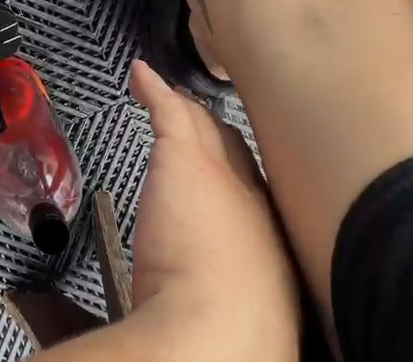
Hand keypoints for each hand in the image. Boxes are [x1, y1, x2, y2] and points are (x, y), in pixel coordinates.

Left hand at [121, 60, 300, 359]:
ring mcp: (220, 175)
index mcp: (271, 243)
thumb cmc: (226, 338)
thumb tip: (200, 312)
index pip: (252, 194)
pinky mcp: (184, 158)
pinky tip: (140, 77)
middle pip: (234, 152)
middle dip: (216, 135)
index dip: (236, 177)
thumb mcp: (235, 315)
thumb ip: (223, 298)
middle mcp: (255, 202)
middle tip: (195, 119)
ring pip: (202, 127)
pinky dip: (153, 91)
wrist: (217, 331)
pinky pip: (167, 112)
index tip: (222, 172)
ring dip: (182, 110)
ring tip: (166, 95)